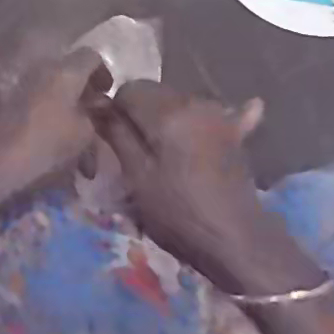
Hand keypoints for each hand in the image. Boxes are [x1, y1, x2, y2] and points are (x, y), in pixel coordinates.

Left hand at [0, 49, 110, 206]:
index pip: (91, 56)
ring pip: (57, 85)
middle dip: (87, 90)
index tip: (108, 94)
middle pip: (72, 70)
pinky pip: (42, 96)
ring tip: (82, 133)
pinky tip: (62, 135)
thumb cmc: (50, 141)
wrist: (3, 158)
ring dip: (71, 103)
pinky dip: (55, 110)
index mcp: (64, 71)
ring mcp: (26, 82)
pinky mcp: (14, 97)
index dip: (104, 73)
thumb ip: (96, 112)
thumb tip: (97, 103)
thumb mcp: (85, 131)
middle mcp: (43, 69)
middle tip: (97, 113)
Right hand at [94, 82, 283, 289]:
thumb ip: (115, 132)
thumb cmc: (179, 211)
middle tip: (136, 149)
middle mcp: (196, 103)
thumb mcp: (136, 174)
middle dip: (140, 112)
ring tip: (164, 151)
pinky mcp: (236, 133)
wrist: (239, 244)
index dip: (115, 110)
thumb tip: (95, 100)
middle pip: (154, 92)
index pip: (128, 89)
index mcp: (168, 111)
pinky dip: (207, 116)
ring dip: (165, 117)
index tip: (114, 138)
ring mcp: (220, 116)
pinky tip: (223, 116)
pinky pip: (215, 112)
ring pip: (177, 102)